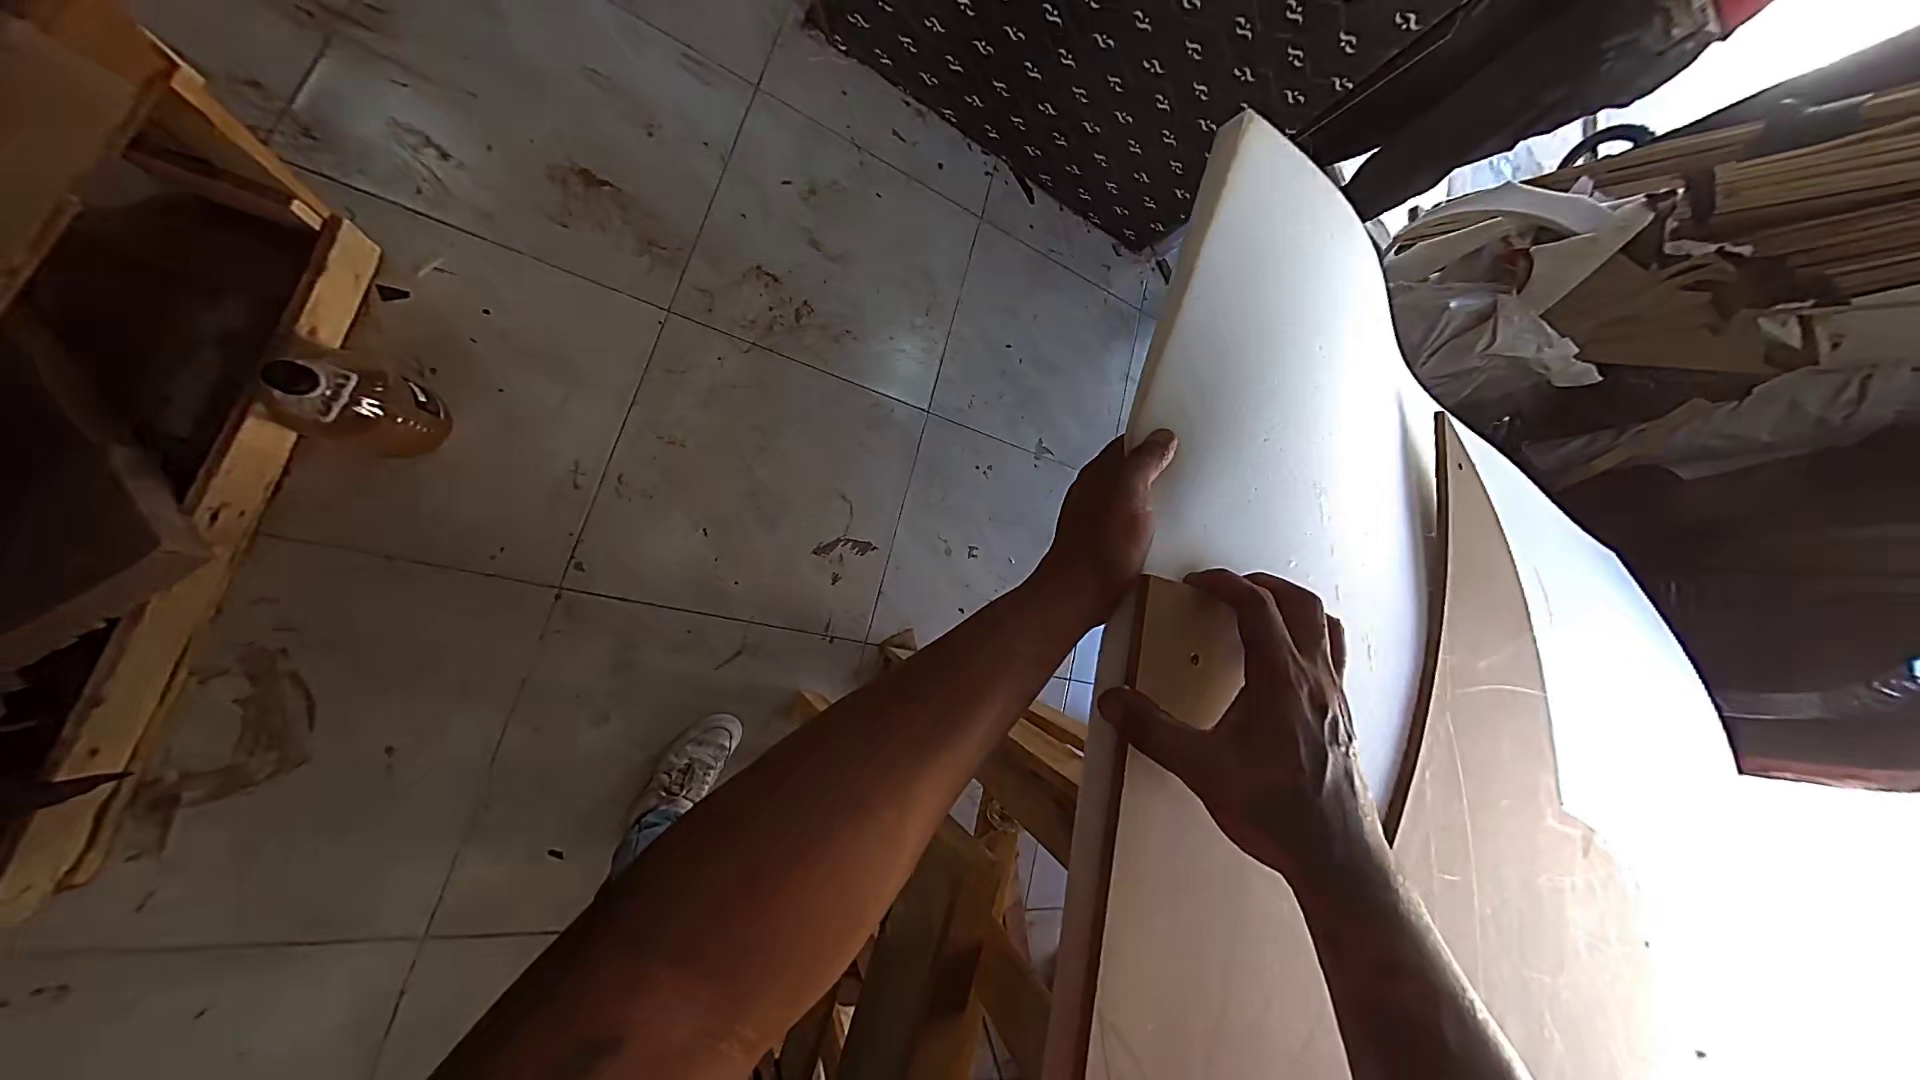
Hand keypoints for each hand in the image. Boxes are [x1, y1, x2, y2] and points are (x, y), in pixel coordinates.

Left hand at [1033, 430, 1177, 626]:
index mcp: (1098, 475)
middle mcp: (1094, 495)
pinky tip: (1162, 536)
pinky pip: (1130, 527)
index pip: (1126, 444)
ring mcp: (1098, 521)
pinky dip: (1147, 526)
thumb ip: (1143, 462)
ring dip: (1153, 500)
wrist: (1079, 597)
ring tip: (1180, 504)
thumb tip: (1161, 438)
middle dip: (1156, 470)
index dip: (1151, 438)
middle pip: (1128, 472)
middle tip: (1185, 472)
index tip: (1177, 439)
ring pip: (1129, 500)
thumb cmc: (1099, 549)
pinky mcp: (1105, 546)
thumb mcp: (1129, 494)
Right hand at [1097, 570, 1381, 883]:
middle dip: (1262, 584)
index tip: (1200, 582)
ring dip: (1293, 605)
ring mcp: (1334, 697)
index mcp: (1280, 681)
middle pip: (1301, 603)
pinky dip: (1310, 636)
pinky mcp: (1342, 716)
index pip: (1257, 607)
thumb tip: (1115, 703)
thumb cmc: (1278, 813)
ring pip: (1325, 625)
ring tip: (1263, 608)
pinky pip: (1332, 655)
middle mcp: (1313, 681)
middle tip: (1230, 587)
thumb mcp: (1201, 769)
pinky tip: (1288, 660)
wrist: (1336, 859)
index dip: (1225, 584)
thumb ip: (1152, 731)